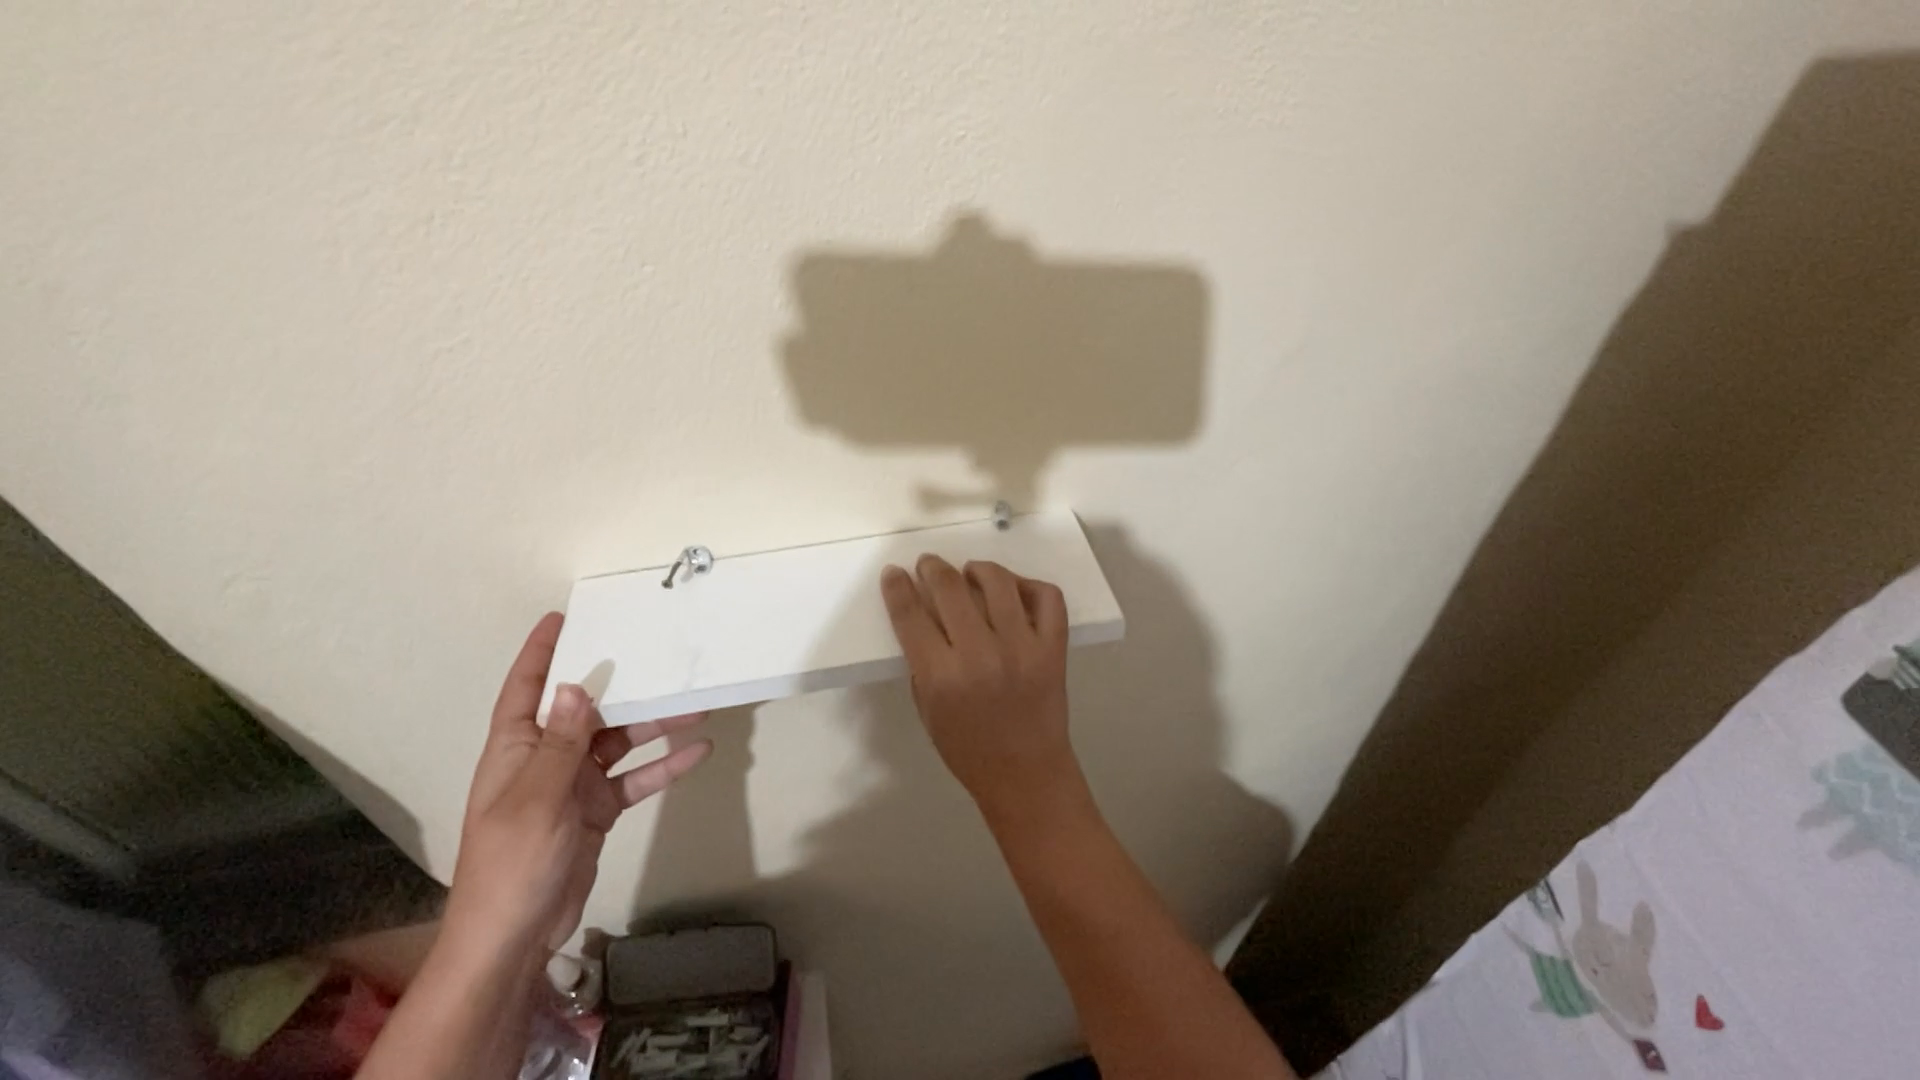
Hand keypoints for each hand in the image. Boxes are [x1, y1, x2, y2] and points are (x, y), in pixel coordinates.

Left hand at [445, 613, 711, 958]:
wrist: (515, 936)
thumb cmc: (513, 862)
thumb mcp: (537, 798)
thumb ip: (562, 743)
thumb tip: (577, 687)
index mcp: (515, 749)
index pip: (526, 689)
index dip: (540, 653)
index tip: (562, 619)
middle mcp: (544, 759)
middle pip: (586, 710)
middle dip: (621, 686)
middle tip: (659, 658)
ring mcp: (572, 785)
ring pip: (618, 742)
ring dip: (653, 726)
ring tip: (694, 706)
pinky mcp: (596, 810)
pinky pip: (634, 779)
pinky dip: (662, 767)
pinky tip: (696, 752)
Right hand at [880, 557, 1080, 818]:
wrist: (1026, 774)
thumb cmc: (968, 749)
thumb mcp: (927, 710)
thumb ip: (923, 663)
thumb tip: (922, 616)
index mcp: (942, 676)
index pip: (910, 615)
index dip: (897, 587)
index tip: (894, 573)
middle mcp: (980, 655)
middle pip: (950, 588)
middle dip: (932, 569)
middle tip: (929, 565)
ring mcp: (1022, 648)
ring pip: (998, 582)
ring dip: (978, 569)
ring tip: (970, 572)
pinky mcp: (1053, 649)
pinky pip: (1047, 598)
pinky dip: (1029, 585)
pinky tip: (1013, 591)